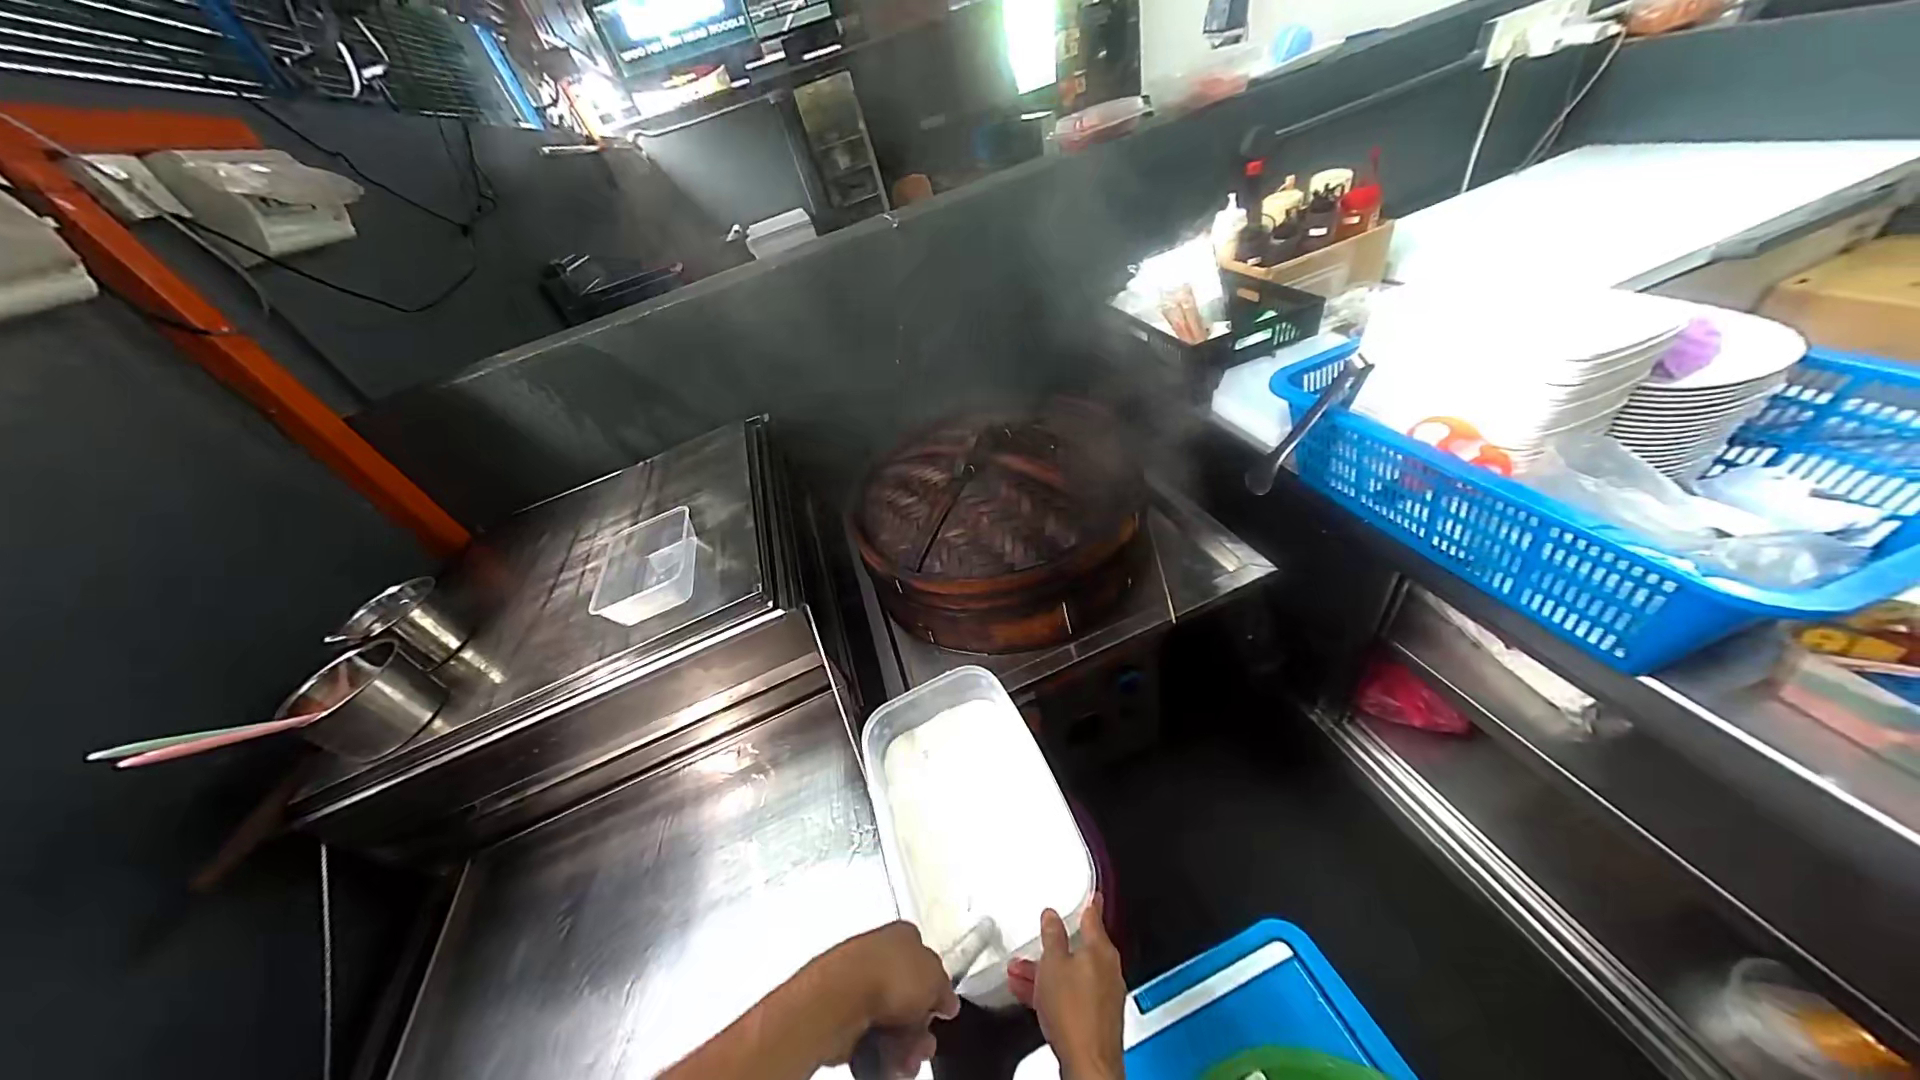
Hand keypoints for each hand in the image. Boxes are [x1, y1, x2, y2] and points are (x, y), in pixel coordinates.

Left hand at [804, 921, 960, 1075]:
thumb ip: (944, 989)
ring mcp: (859, 984)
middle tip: (924, 1041)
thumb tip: (946, 998)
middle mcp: (879, 955)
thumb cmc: (881, 975)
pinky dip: (880, 1053)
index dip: (936, 989)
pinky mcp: (843, 1014)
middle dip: (920, 1026)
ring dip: (904, 1044)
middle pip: (909, 997)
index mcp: (903, 937)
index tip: (940, 1008)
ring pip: (891, 1022)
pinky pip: (870, 1037)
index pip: (926, 963)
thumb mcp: (935, 979)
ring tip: (907, 1059)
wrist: (840, 1000)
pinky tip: (888, 1062)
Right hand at [1007, 894, 1124, 1079]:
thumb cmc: (1076, 1015)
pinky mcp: (1097, 1018)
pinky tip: (1033, 994)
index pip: (1094, 916)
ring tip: (1022, 972)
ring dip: (1049, 971)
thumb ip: (1051, 936)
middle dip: (1055, 946)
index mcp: (1101, 950)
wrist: (1088, 1064)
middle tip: (1041, 939)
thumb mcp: (1052, 964)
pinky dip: (1055, 991)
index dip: (1090, 902)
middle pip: (1080, 948)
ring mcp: (1104, 995)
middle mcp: (1107, 970)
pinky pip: (1073, 994)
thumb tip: (1051, 916)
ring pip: (1073, 973)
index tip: (1093, 894)